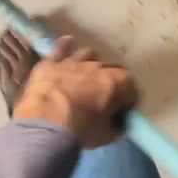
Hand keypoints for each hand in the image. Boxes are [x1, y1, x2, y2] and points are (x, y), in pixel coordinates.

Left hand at [11, 37, 136, 149]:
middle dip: (111, 80)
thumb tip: (118, 123)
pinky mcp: (51, 61)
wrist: (45, 121)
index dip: (128, 101)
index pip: (132, 88)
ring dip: (90, 63)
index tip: (122, 111)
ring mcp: (73, 61)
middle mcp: (98, 67)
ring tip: (86, 73)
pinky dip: (66, 45)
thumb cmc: (80, 130)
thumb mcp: (107, 135)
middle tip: (104, 95)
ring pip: (88, 54)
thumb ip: (117, 126)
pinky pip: (61, 47)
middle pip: (112, 69)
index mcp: (117, 83)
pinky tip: (68, 42)